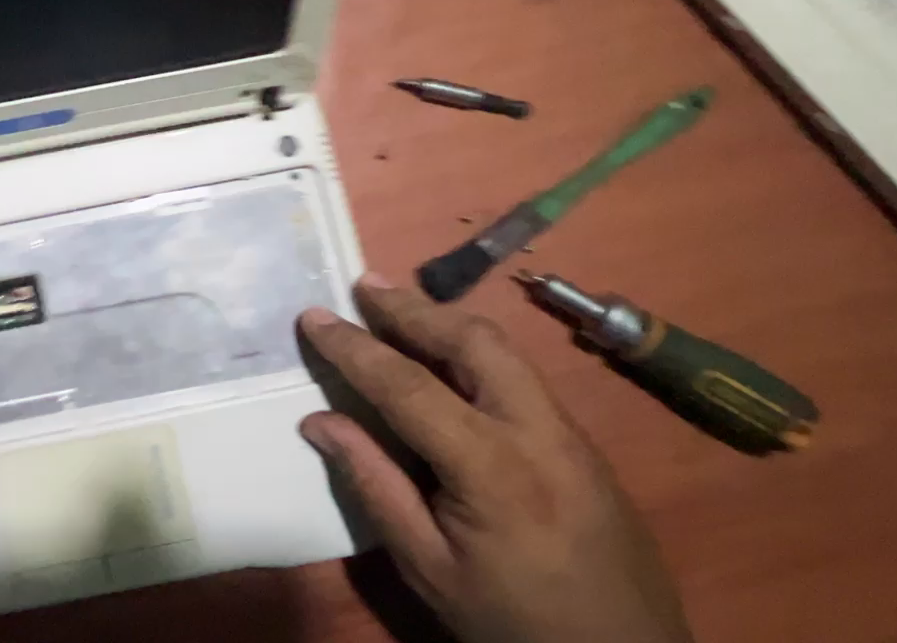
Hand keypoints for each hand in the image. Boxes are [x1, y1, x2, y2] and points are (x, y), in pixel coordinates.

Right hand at [298, 274, 693, 642]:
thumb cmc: (513, 621)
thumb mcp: (429, 567)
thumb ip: (374, 485)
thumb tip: (319, 421)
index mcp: (493, 470)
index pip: (408, 386)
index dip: (355, 348)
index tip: (313, 317)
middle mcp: (539, 433)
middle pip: (473, 342)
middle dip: (412, 308)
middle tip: (363, 287)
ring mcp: (570, 434)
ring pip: (504, 349)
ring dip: (444, 319)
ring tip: (395, 303)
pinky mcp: (583, 443)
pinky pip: (519, 374)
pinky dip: (472, 347)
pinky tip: (444, 354)